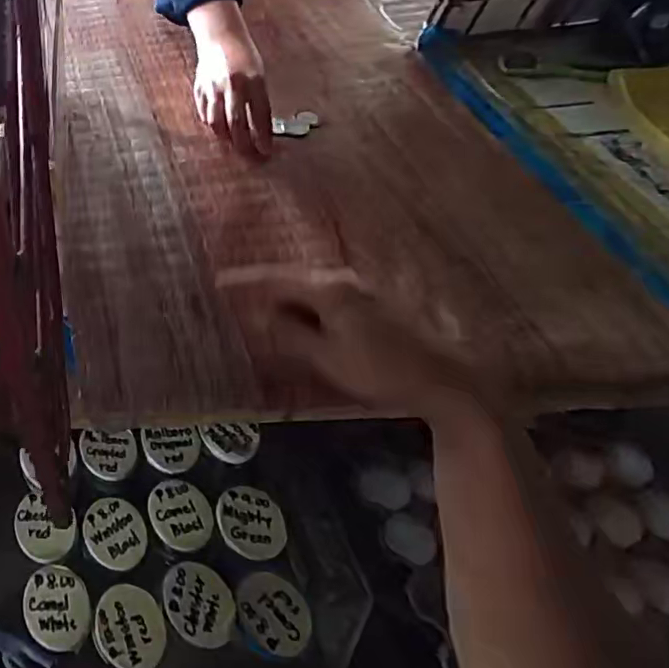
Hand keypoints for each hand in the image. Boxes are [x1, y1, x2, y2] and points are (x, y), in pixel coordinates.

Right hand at [184, 0, 271, 159]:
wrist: (220, 38)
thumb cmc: (244, 57)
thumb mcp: (258, 75)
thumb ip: (257, 99)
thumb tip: (259, 128)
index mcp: (253, 80)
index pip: (260, 115)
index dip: (263, 136)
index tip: (266, 151)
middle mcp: (232, 85)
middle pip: (236, 123)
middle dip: (243, 143)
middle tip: (249, 156)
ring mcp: (213, 88)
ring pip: (216, 122)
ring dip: (225, 138)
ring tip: (232, 146)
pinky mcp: (199, 90)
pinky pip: (204, 114)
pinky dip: (211, 124)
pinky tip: (218, 130)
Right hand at [216, 265, 481, 416]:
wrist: (451, 386)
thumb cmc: (382, 371)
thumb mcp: (325, 356)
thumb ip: (289, 333)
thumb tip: (258, 315)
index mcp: (331, 291)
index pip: (276, 280)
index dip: (244, 282)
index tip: (217, 282)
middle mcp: (348, 285)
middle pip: (295, 285)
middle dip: (266, 294)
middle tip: (239, 303)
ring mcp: (366, 297)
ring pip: (314, 297)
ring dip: (289, 306)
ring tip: (266, 319)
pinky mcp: (378, 312)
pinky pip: (330, 306)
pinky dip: (310, 314)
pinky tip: (303, 328)